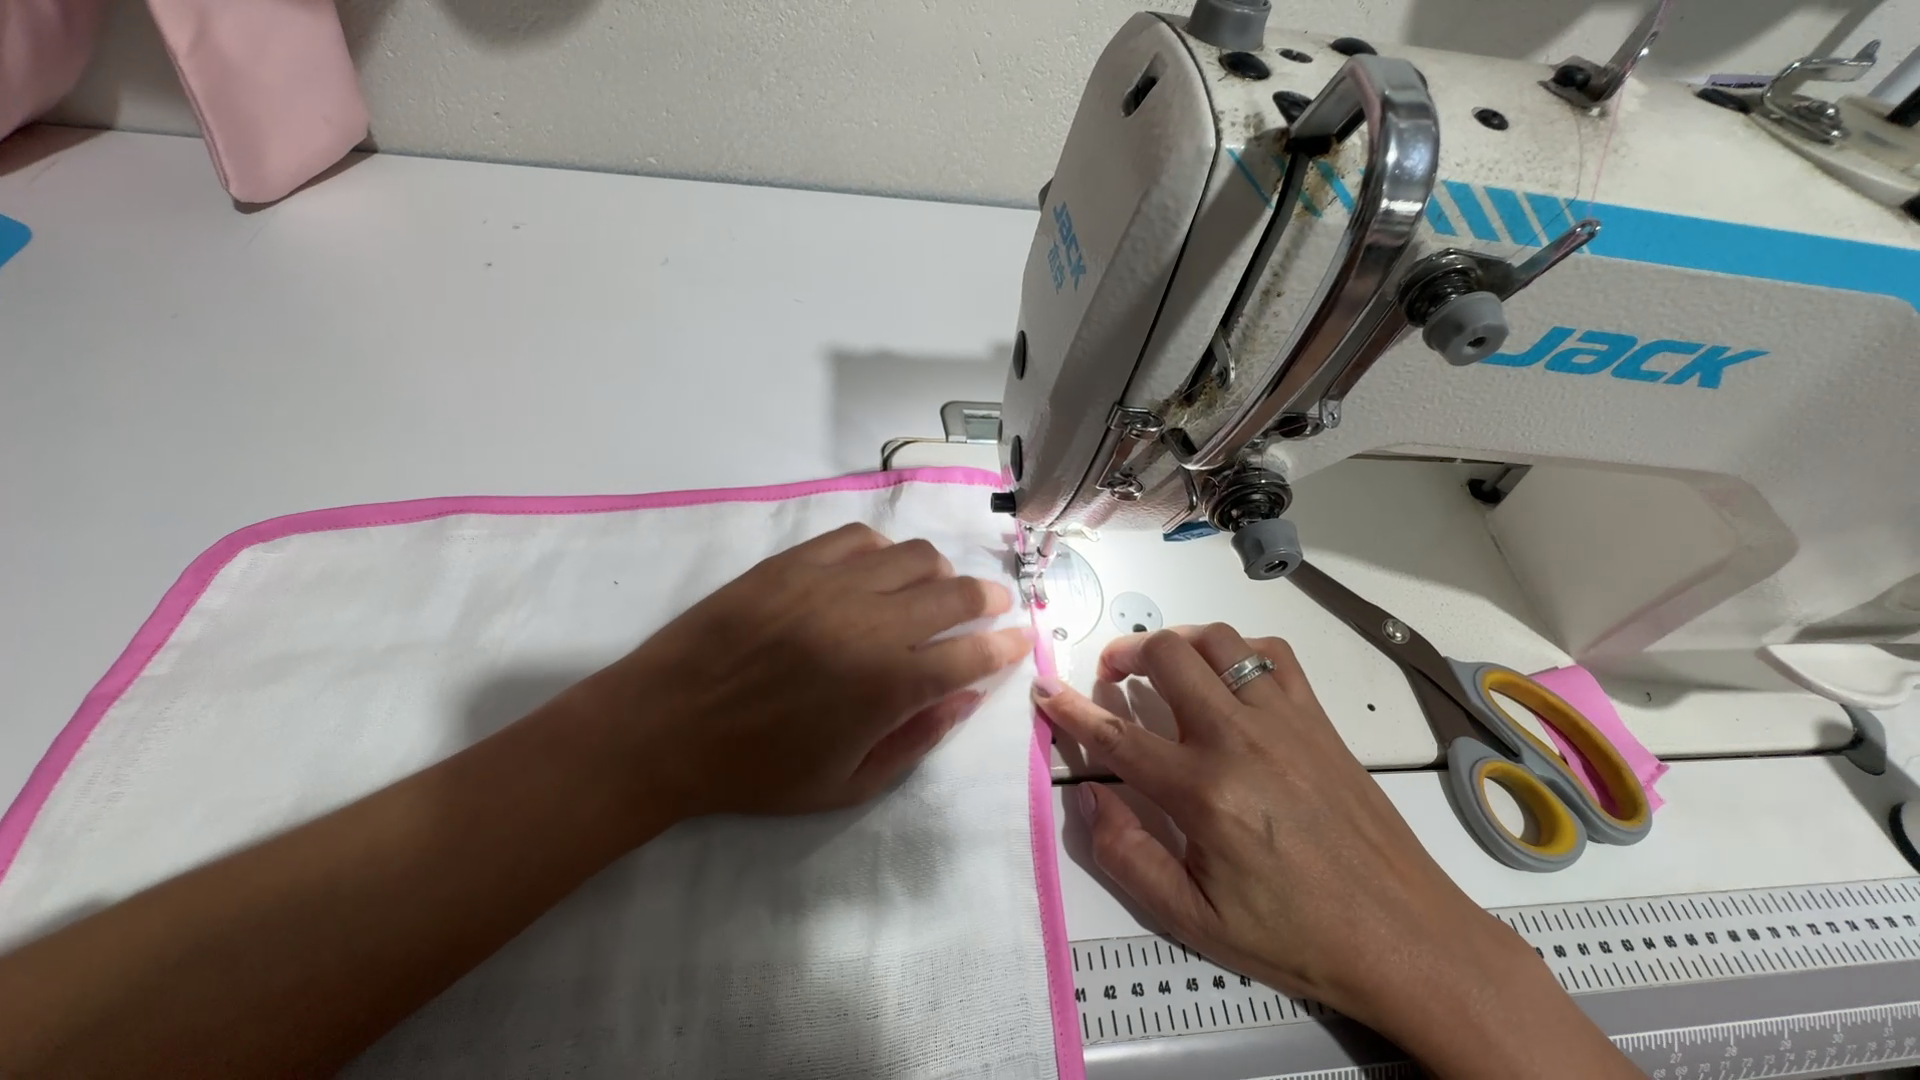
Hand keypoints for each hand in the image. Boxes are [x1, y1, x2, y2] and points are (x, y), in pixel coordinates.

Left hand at [569, 523, 1031, 821]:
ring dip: (939, 573)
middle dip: (988, 600)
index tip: (1019, 640)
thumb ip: (916, 740)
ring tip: (935, 590)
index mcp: (890, 684)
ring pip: (914, 556)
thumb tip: (964, 698)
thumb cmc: (758, 770)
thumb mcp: (847, 784)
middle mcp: (872, 623)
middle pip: (956, 594)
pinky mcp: (793, 563)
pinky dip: (884, 551)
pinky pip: (858, 538)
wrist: (666, 726)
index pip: (974, 654)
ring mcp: (831, 584)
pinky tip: (878, 570)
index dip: (1006, 645)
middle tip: (992, 607)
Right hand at [1033, 624, 1636, 1079]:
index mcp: (1204, 792)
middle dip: (1123, 651)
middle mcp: (1241, 739)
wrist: (1406, 937)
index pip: (1117, 736)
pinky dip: (1237, 648)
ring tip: (1162, 665)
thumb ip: (1128, 856)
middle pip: (1167, 655)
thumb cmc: (1294, 935)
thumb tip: (1087, 798)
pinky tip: (1228, 676)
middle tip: (1111, 675)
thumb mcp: (1194, 920)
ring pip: (1218, 639)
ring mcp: (1286, 720)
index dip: (1071, 708)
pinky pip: (1272, 653)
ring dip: (1178, 640)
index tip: (1045, 688)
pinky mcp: (1320, 718)